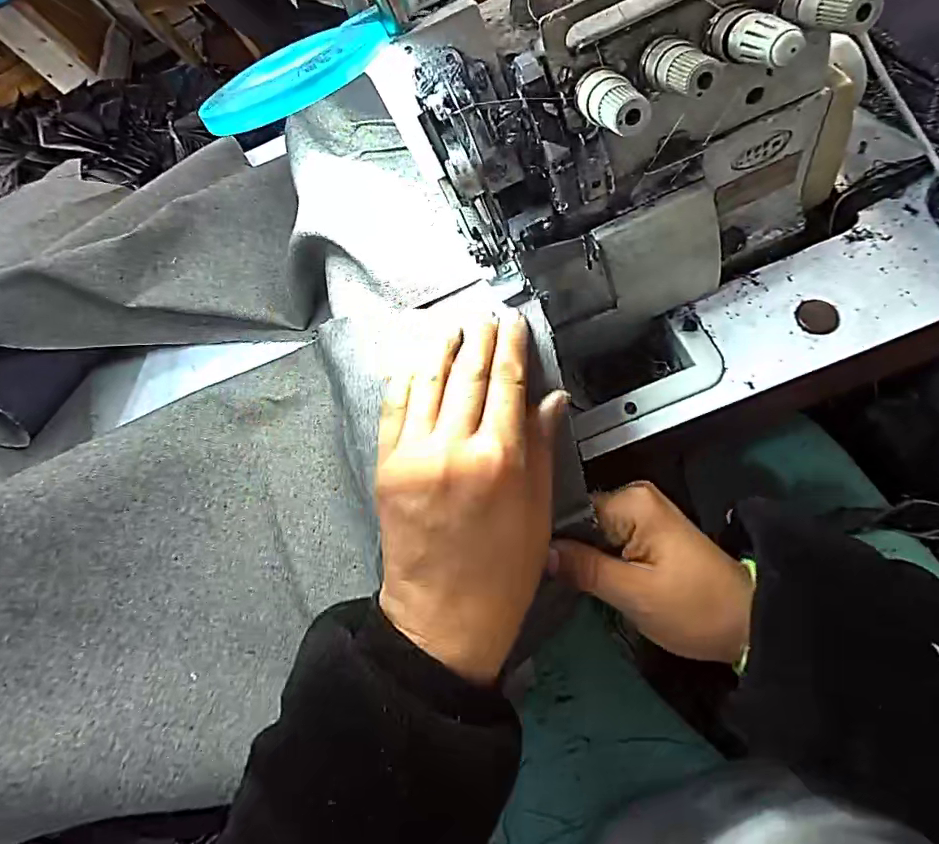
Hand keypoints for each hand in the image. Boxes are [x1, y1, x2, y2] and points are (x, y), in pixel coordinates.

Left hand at [375, 313, 569, 684]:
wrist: (442, 618)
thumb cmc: (502, 570)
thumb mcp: (538, 507)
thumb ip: (542, 445)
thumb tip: (551, 398)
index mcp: (500, 458)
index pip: (507, 382)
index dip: (512, 346)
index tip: (514, 324)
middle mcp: (454, 448)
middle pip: (468, 374)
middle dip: (480, 339)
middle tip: (487, 319)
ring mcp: (414, 455)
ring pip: (428, 383)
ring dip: (442, 350)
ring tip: (453, 329)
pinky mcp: (387, 467)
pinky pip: (394, 410)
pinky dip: (406, 381)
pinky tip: (416, 365)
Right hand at [549, 483, 752, 664]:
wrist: (744, 621)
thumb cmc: (694, 606)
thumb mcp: (634, 594)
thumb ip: (586, 569)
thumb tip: (542, 553)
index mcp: (633, 501)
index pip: (573, 511)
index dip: (550, 538)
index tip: (526, 564)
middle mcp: (636, 498)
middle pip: (581, 520)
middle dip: (563, 548)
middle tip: (537, 580)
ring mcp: (643, 515)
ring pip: (592, 533)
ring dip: (578, 557)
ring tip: (553, 582)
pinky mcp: (647, 534)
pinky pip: (608, 541)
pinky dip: (596, 560)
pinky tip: (580, 580)